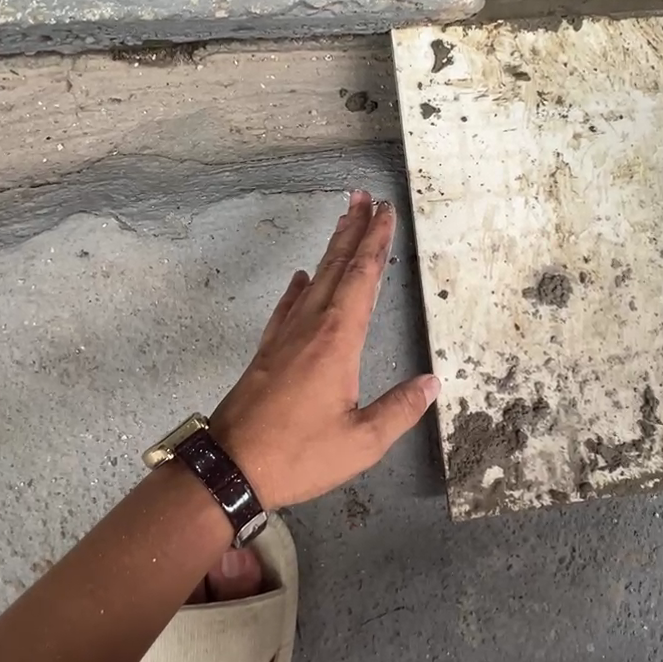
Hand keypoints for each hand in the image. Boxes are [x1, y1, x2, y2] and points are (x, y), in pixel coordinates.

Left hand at [209, 191, 440, 508]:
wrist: (230, 465)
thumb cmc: (299, 454)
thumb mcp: (361, 441)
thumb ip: (400, 409)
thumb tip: (433, 382)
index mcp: (338, 339)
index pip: (363, 278)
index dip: (376, 242)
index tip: (385, 212)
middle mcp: (311, 326)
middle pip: (337, 265)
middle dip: (353, 228)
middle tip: (363, 196)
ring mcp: (285, 336)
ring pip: (313, 279)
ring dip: (331, 248)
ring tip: (342, 221)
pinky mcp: (268, 351)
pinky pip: (287, 307)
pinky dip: (298, 287)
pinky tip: (301, 277)